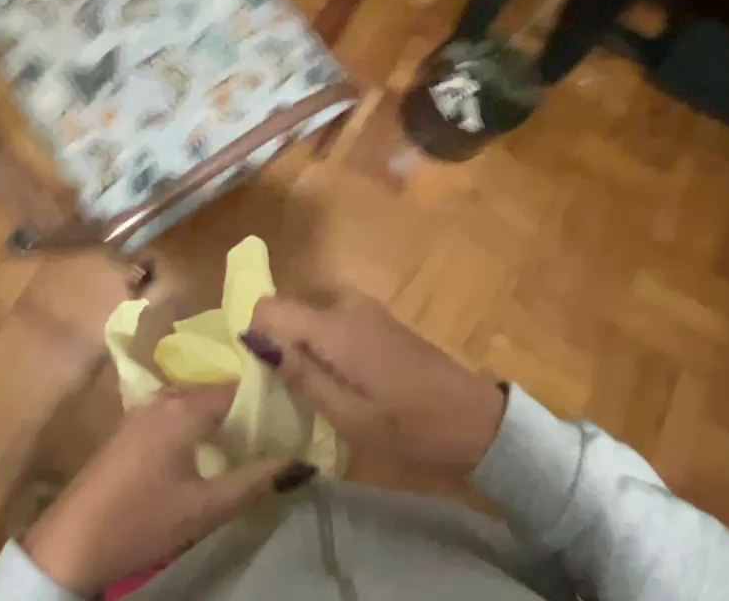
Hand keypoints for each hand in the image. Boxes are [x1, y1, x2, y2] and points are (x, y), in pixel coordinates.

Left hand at [22, 384, 314, 594]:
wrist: (72, 542)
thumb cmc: (142, 520)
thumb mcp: (205, 508)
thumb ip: (253, 481)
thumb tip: (301, 462)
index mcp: (183, 408)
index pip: (236, 390)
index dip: (266, 404)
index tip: (292, 419)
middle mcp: (163, 397)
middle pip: (215, 392)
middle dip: (244, 411)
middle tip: (276, 434)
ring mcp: (142, 410)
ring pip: (194, 402)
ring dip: (219, 418)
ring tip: (248, 443)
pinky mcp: (130, 427)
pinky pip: (175, 412)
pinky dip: (197, 424)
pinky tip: (209, 450)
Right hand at [244, 293, 507, 472]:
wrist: (474, 418)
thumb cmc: (409, 425)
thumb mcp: (348, 415)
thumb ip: (300, 374)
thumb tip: (254, 340)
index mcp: (334, 326)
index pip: (269, 306)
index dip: (256, 336)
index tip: (263, 373)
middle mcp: (345, 304)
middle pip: (287, 309)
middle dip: (278, 344)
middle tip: (290, 390)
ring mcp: (364, 308)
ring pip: (308, 316)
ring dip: (301, 346)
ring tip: (315, 390)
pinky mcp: (376, 318)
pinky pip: (330, 320)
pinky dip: (322, 344)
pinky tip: (340, 380)